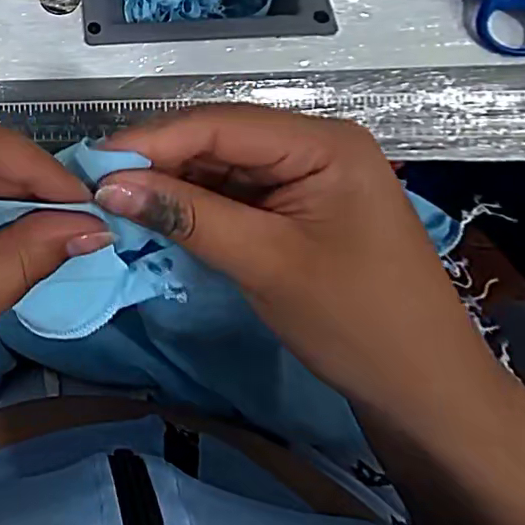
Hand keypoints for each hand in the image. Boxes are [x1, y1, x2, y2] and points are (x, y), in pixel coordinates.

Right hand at [96, 105, 524, 524]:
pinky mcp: (291, 202)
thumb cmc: (361, 324)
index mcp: (322, 141)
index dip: (151, 142)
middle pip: (215, 139)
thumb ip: (186, 215)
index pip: (218, 125)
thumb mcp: (267, 264)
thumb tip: (108, 185)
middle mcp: (310, 143)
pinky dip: (190, 202)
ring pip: (216, 164)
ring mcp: (301, 172)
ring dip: (168, 182)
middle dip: (157, 161)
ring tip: (115, 197)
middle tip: (96, 182)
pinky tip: (155, 212)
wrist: (430, 399)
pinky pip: (228, 190)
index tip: (94, 164)